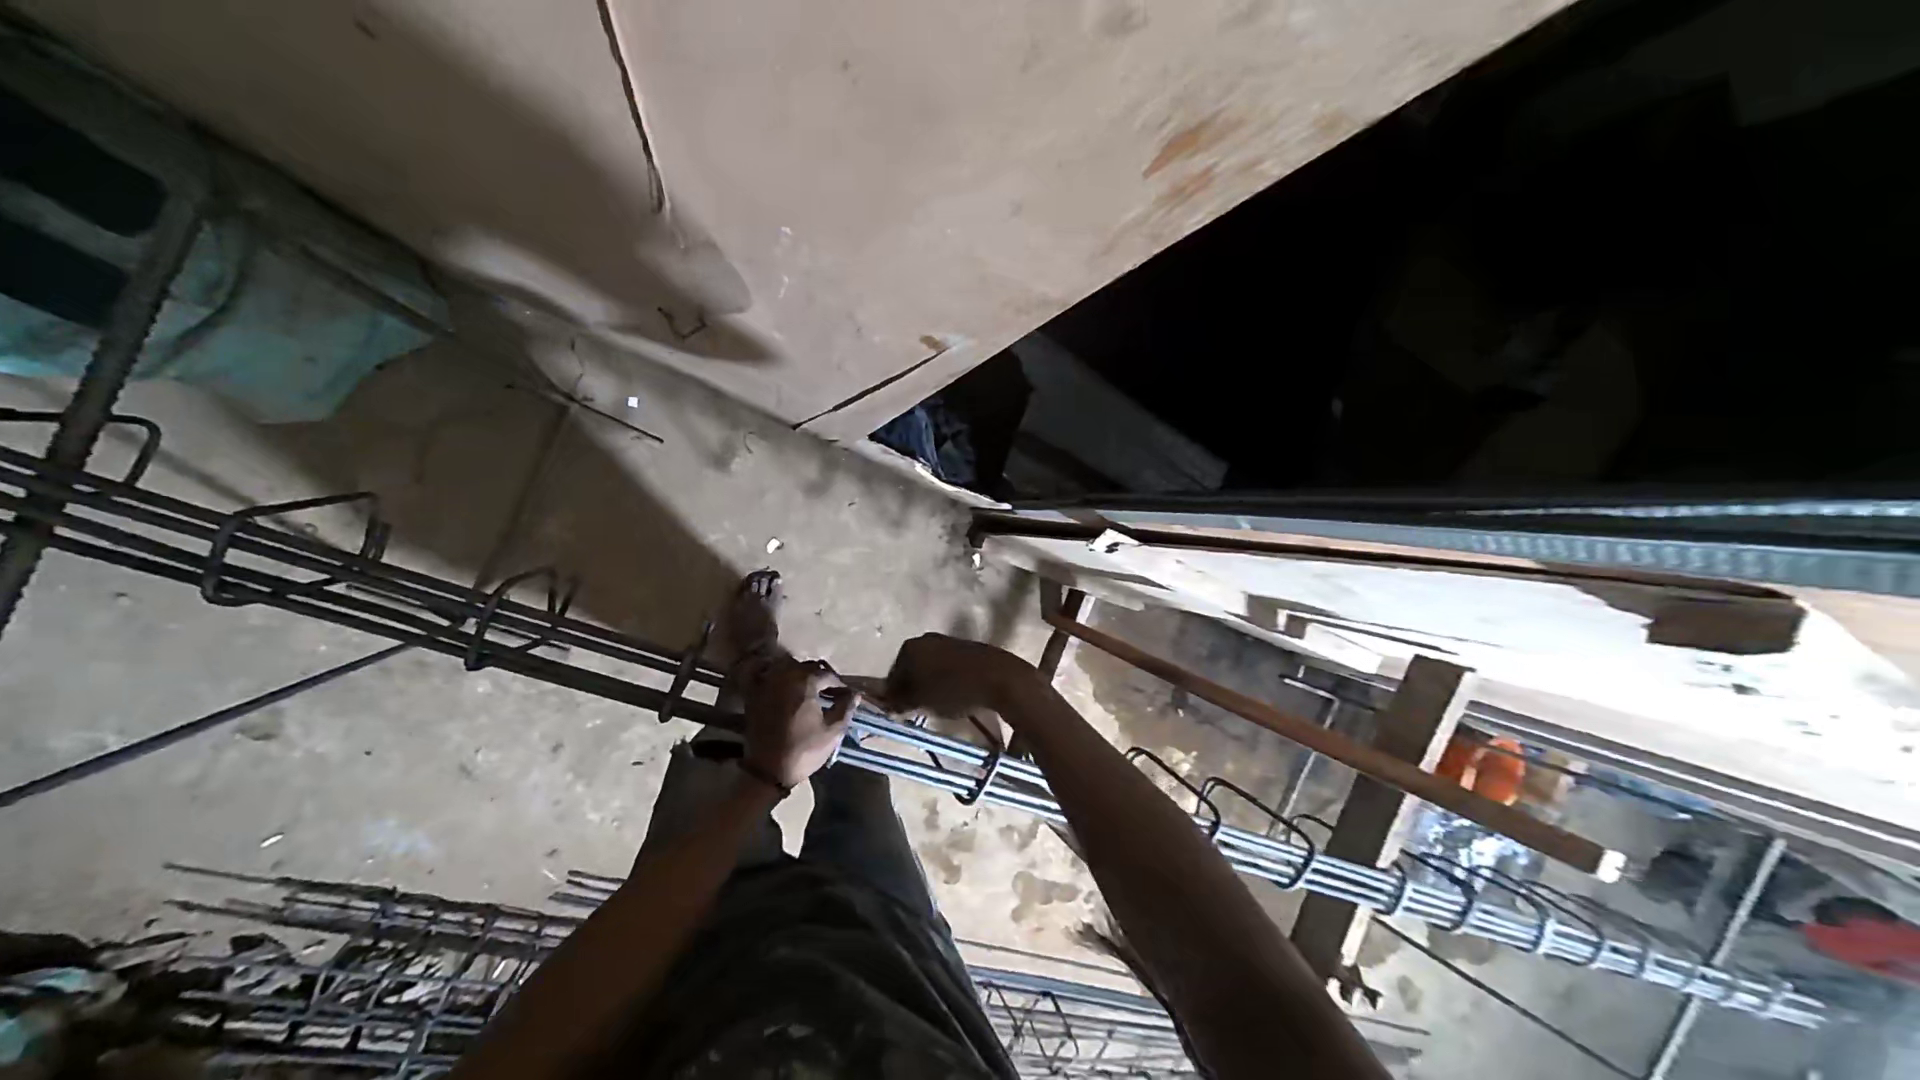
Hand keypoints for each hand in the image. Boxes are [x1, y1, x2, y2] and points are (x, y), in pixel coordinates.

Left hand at [742, 658, 857, 789]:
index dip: (839, 684)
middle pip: (807, 667)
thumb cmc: (804, 750)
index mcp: (805, 682)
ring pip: (786, 667)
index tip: (845, 695)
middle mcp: (784, 676)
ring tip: (808, 688)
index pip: (827, 674)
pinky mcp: (753, 695)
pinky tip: (781, 684)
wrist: (767, 770)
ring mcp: (765, 683)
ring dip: (799, 674)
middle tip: (829, 691)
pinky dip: (772, 674)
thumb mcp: (833, 731)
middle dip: (820, 676)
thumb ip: (845, 707)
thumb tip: (855, 694)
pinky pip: (762, 674)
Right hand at [883, 633, 1033, 719]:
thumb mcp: (920, 701)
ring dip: (930, 685)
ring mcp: (947, 641)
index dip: (894, 696)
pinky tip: (956, 694)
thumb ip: (897, 701)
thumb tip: (885, 701)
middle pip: (910, 669)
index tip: (900, 712)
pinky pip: (948, 667)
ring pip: (929, 667)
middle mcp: (924, 639)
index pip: (891, 676)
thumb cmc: (952, 690)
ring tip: (938, 705)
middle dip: (912, 689)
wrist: (998, 677)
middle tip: (918, 710)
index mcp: (908, 648)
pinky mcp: (967, 648)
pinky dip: (947, 680)